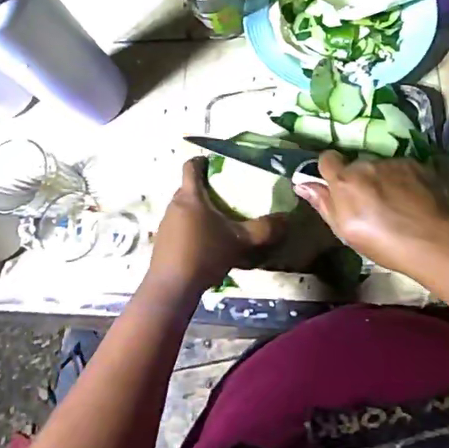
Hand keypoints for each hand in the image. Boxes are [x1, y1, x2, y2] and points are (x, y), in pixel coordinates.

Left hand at [146, 158, 284, 294]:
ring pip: (183, 208)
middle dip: (206, 189)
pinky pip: (179, 225)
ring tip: (219, 221)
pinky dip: (191, 228)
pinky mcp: (162, 241)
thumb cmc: (205, 254)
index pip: (191, 166)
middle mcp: (174, 204)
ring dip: (199, 211)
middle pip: (189, 188)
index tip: (217, 164)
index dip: (203, 160)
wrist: (172, 286)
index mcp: (190, 195)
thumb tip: (286, 219)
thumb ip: (263, 230)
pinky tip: (205, 244)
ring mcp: (165, 223)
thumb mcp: (240, 242)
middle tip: (227, 195)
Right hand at [294, 151, 448, 271]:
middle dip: (360, 180)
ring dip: (382, 180)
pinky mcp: (417, 165)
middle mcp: (366, 165)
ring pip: (380, 168)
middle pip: (356, 166)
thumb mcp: (344, 231)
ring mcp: (393, 163)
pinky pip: (402, 169)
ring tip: (396, 205)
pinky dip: (403, 180)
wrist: (433, 242)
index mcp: (344, 180)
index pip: (327, 159)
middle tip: (371, 205)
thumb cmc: (383, 243)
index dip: (330, 170)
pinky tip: (412, 201)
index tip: (338, 186)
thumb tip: (302, 184)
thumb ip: (323, 203)